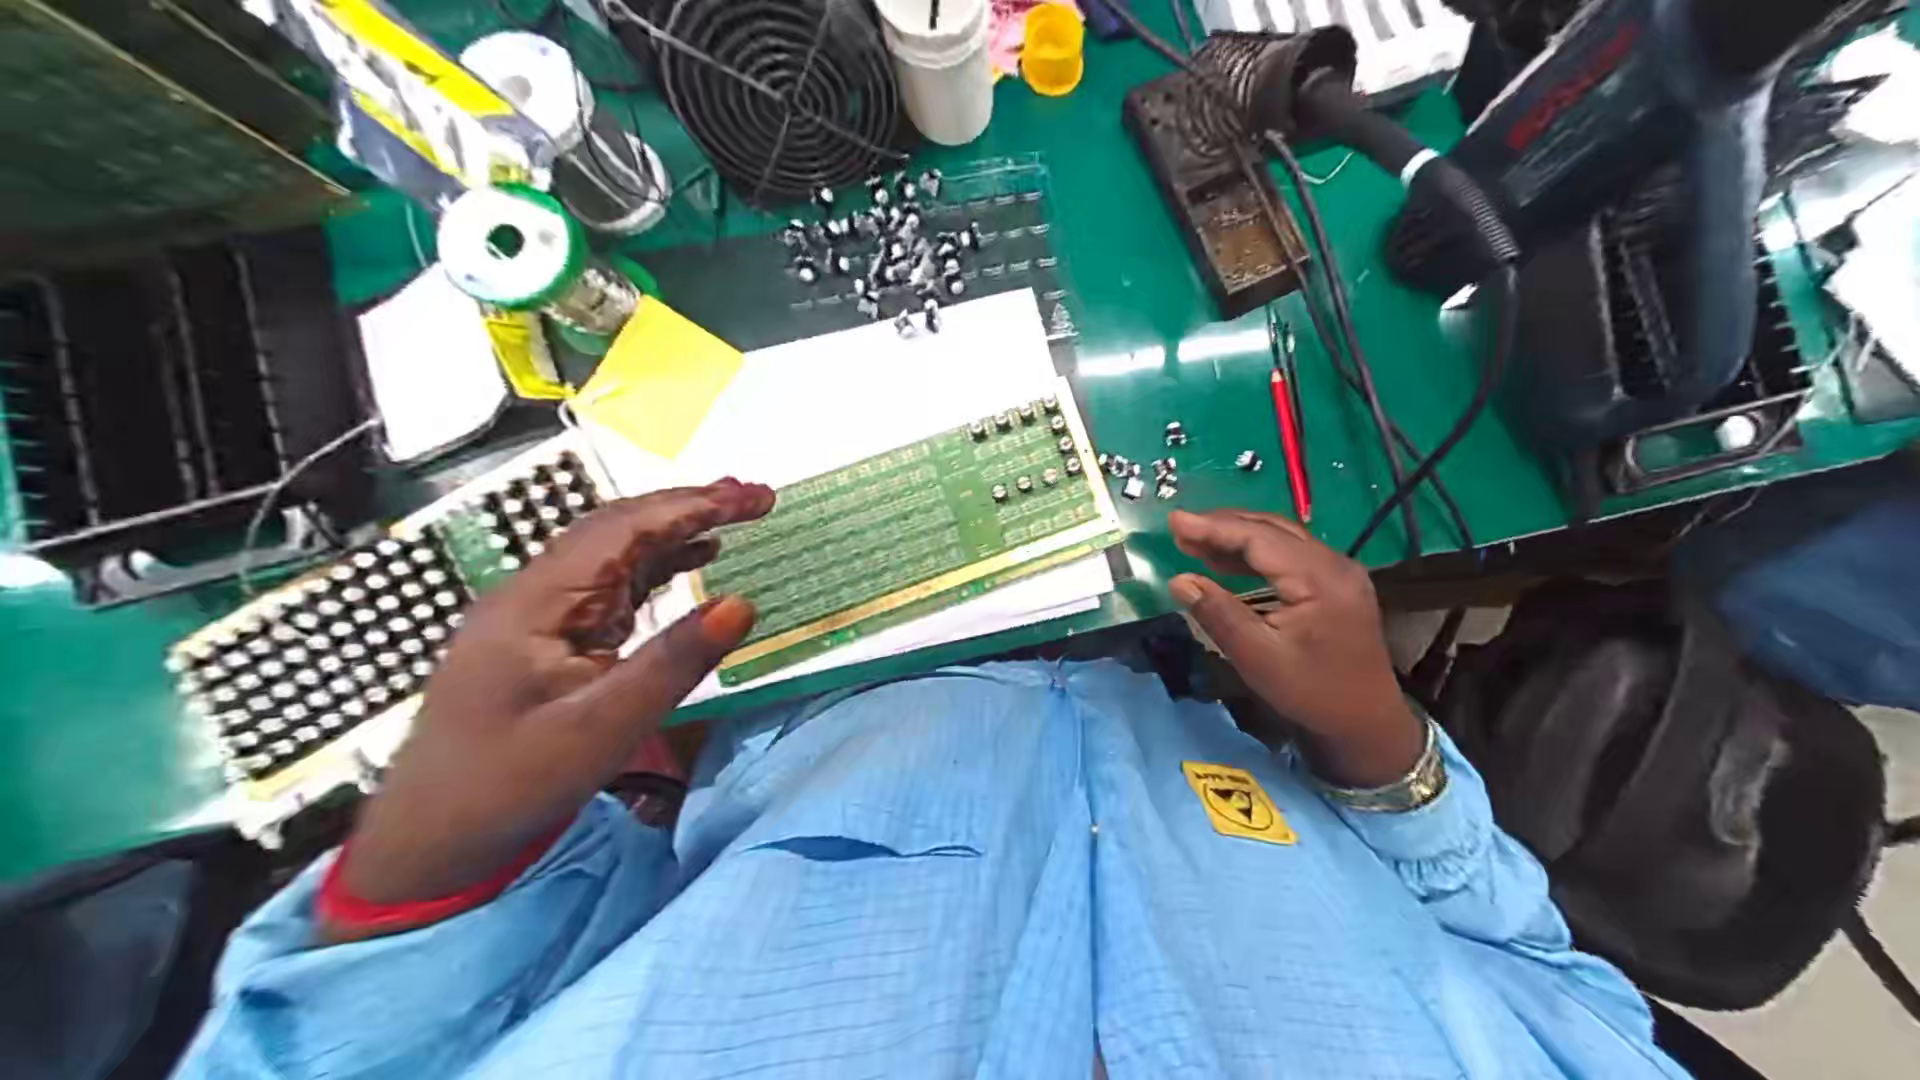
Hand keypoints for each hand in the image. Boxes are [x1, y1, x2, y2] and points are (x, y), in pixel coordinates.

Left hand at [332, 479, 773, 924]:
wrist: (433, 842)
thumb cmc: (510, 785)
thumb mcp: (602, 729)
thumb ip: (674, 663)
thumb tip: (742, 605)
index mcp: (536, 603)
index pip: (622, 530)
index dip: (690, 506)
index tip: (750, 497)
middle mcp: (537, 594)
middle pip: (619, 529)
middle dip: (690, 507)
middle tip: (755, 498)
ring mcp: (545, 613)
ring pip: (618, 552)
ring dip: (678, 530)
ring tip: (734, 517)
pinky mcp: (556, 636)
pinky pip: (615, 584)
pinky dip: (661, 564)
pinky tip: (692, 559)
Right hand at [1167, 509, 1421, 787]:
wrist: (1367, 722)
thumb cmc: (1312, 692)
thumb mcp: (1257, 657)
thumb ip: (1218, 613)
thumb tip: (1179, 581)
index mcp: (1320, 579)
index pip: (1259, 538)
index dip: (1213, 527)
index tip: (1175, 521)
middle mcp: (1335, 564)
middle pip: (1271, 528)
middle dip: (1222, 524)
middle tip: (1179, 528)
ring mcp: (1339, 571)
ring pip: (1280, 537)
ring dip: (1236, 535)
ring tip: (1193, 539)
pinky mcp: (1335, 582)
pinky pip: (1289, 553)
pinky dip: (1254, 551)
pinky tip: (1224, 560)